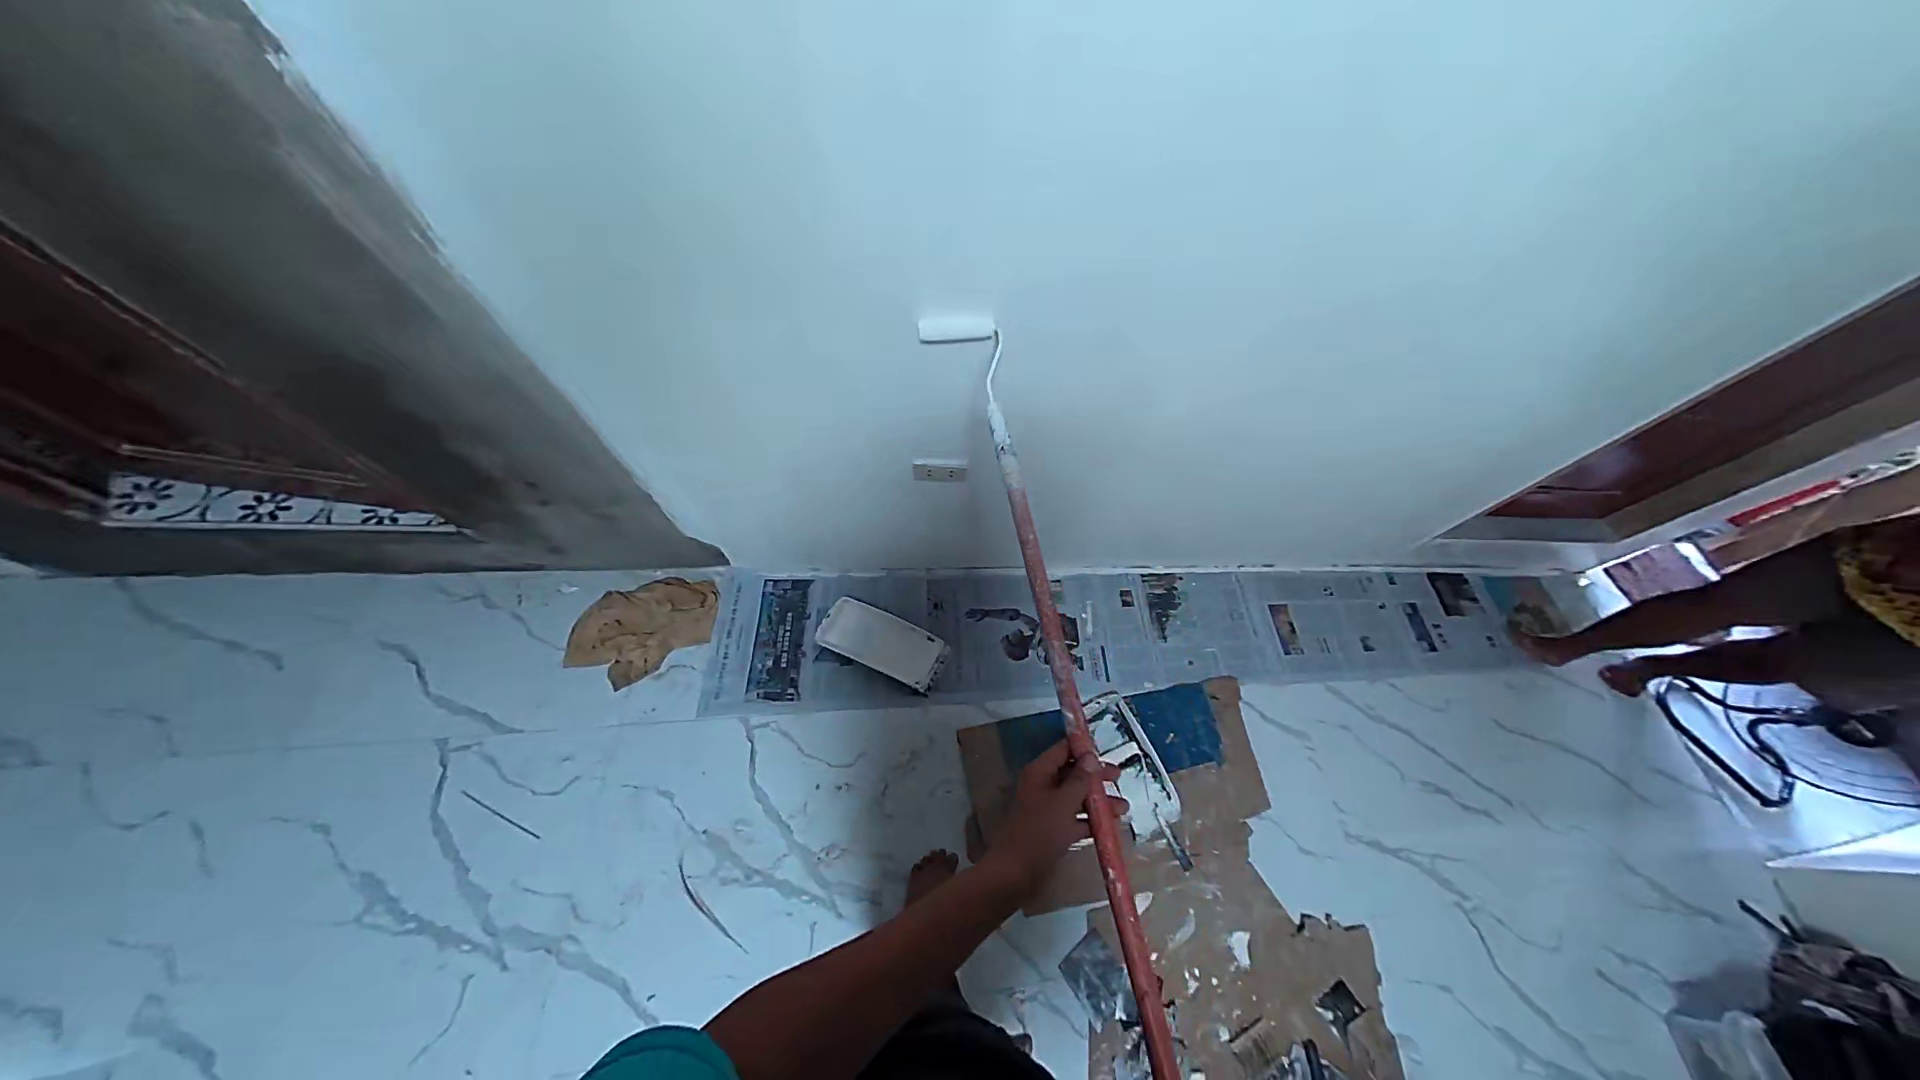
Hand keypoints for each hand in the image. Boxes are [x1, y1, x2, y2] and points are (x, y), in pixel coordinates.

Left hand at [989, 738, 1126, 895]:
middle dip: (1095, 776)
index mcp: (1040, 772)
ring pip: (1075, 797)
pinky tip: (1109, 826)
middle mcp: (1042, 785)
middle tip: (1119, 777)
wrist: (1015, 872)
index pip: (1063, 749)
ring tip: (1123, 807)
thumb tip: (1091, 757)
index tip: (1106, 750)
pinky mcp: (1051, 828)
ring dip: (1097, 800)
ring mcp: (1046, 808)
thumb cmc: (1039, 832)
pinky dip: (1089, 820)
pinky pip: (1073, 818)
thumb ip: (1079, 780)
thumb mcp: (1063, 803)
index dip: (1083, 747)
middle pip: (1072, 773)